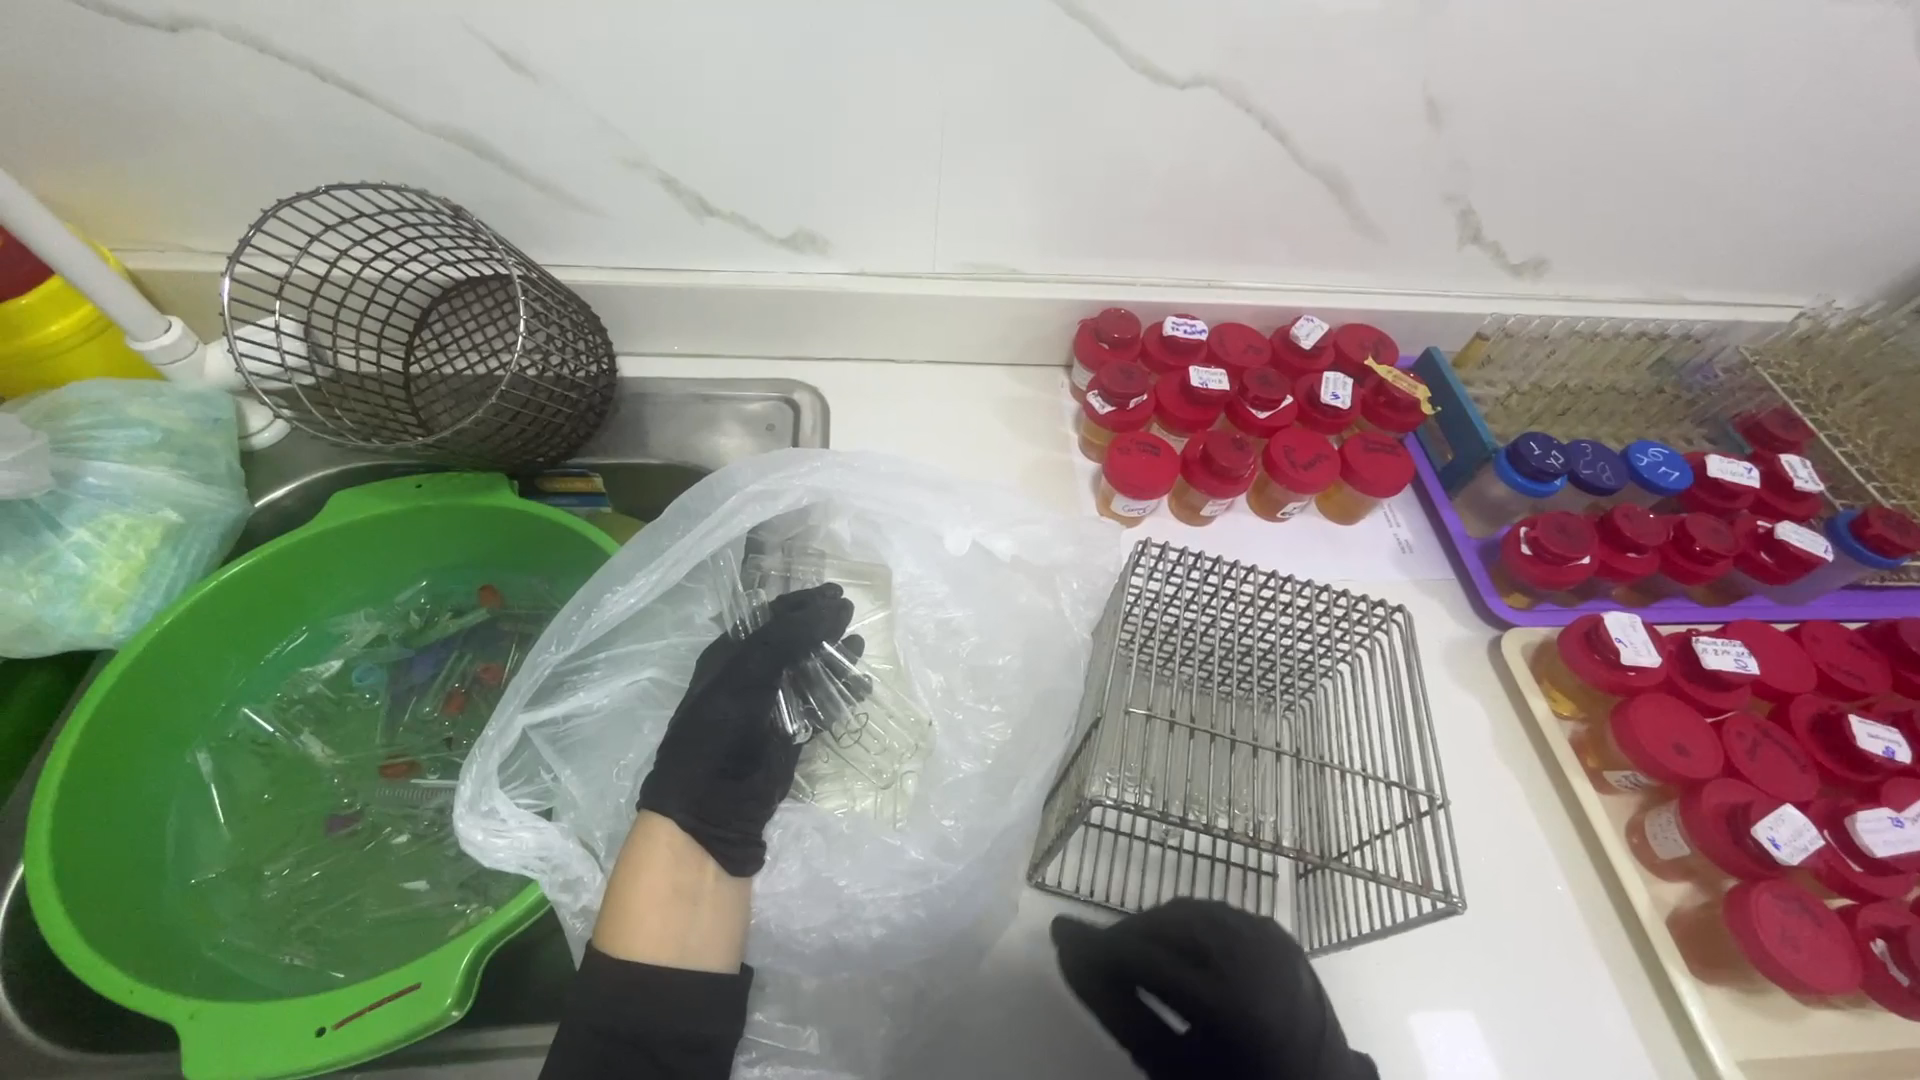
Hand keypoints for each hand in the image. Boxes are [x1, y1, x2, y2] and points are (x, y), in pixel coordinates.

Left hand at [637, 583, 855, 875]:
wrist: (711, 811)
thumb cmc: (719, 735)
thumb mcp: (746, 676)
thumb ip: (787, 639)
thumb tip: (834, 607)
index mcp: (728, 657)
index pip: (769, 618)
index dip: (802, 603)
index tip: (835, 592)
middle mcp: (749, 677)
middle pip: (793, 642)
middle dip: (822, 627)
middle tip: (852, 613)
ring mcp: (771, 709)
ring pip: (810, 674)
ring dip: (834, 659)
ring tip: (860, 646)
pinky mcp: (791, 738)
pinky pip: (821, 708)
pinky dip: (841, 696)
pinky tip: (862, 686)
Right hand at [1050, 899, 1376, 1079]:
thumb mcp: (1168, 1065)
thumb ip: (1114, 1005)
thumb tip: (1066, 946)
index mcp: (1228, 1002)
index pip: (1143, 956)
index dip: (1098, 947)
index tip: (1063, 941)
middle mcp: (1252, 955)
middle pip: (1167, 924)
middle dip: (1128, 937)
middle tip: (1104, 959)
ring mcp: (1271, 939)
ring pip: (1190, 911)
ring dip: (1157, 928)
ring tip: (1140, 957)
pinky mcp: (1280, 932)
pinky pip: (1220, 914)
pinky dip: (1191, 927)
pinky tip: (1182, 953)